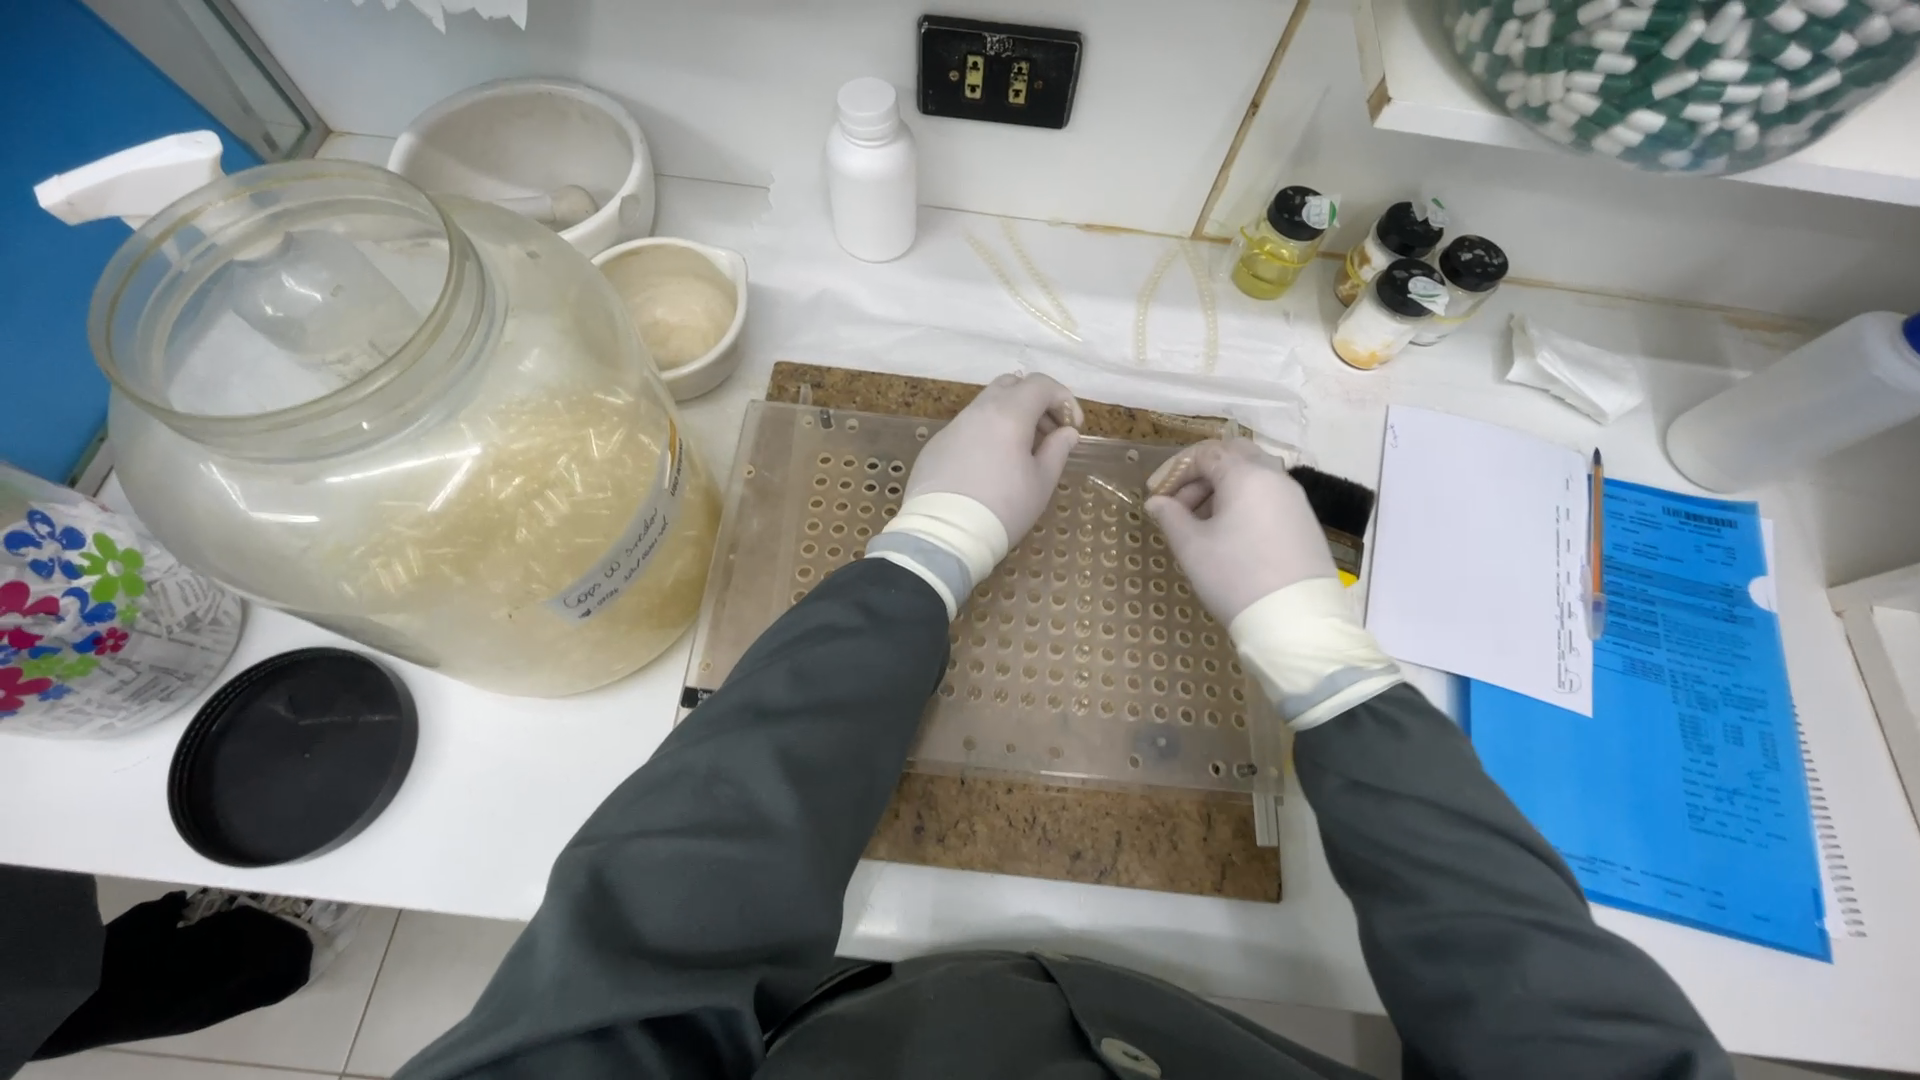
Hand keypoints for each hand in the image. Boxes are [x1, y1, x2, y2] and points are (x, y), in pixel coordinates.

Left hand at [905, 373, 1083, 543]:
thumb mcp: (1041, 482)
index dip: (1064, 399)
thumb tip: (1067, 433)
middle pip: (1011, 385)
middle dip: (1035, 401)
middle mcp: (978, 411)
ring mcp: (953, 427)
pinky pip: (967, 428)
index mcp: (1008, 414)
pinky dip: (987, 434)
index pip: (1041, 384)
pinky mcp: (936, 445)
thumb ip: (1057, 450)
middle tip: (1048, 433)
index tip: (1072, 427)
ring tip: (1021, 452)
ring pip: (986, 405)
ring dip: (1010, 417)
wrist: (945, 534)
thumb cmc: (1003, 508)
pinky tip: (990, 467)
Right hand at [1144, 439, 1334, 624]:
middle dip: (1201, 475)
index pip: (1205, 454)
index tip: (1155, 495)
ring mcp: (1295, 500)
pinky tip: (1229, 536)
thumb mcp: (1192, 547)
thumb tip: (1157, 502)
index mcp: (1246, 476)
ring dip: (1221, 491)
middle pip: (1234, 456)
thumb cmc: (1234, 577)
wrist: (1294, 620)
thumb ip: (1170, 517)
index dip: (1175, 470)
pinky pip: (1268, 498)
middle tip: (1179, 504)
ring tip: (1200, 524)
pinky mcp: (1304, 523)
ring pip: (1253, 477)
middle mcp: (1275, 478)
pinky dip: (1243, 504)